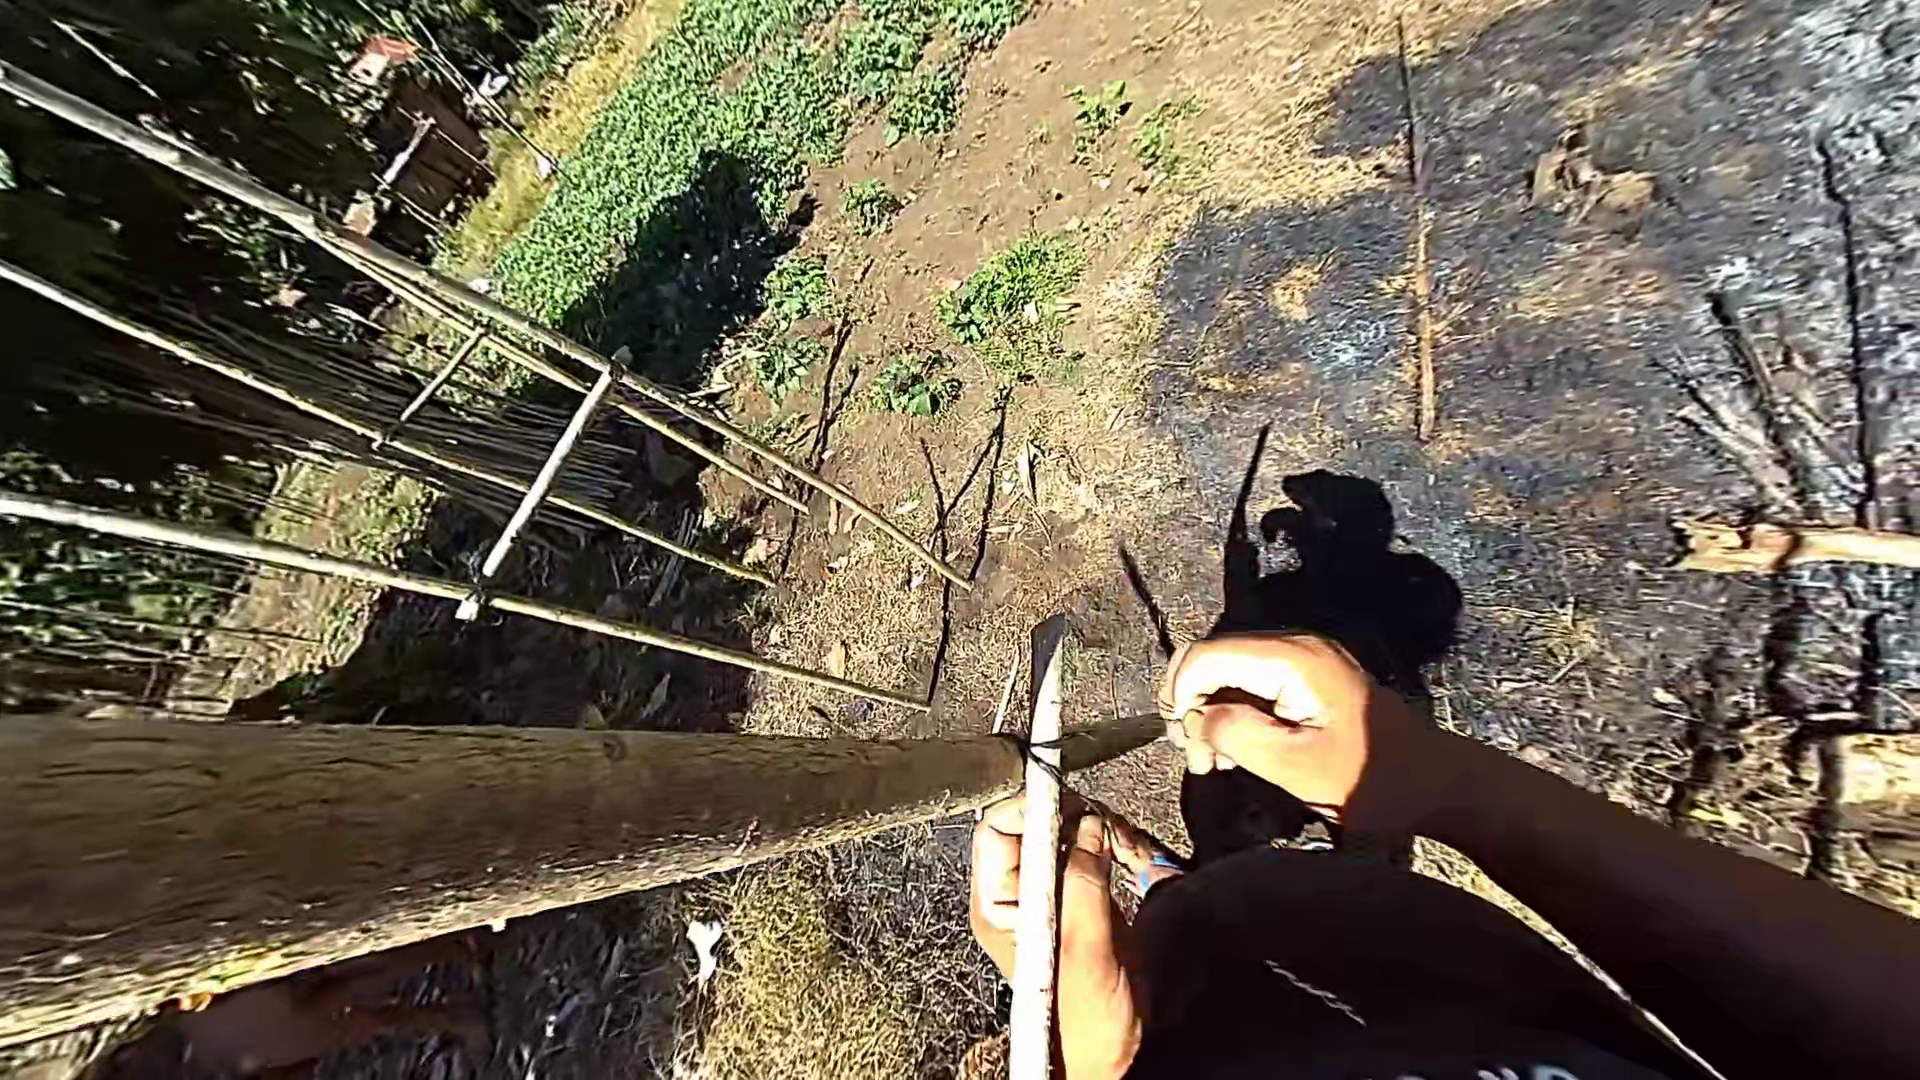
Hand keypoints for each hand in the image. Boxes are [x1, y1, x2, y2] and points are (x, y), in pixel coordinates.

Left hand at [970, 796, 1141, 1079]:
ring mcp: (1047, 886)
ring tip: (1123, 842)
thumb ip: (1083, 888)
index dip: (1026, 809)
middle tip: (1104, 823)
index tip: (1065, 802)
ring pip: (1064, 828)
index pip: (996, 832)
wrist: (1111, 1058)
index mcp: (997, 902)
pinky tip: (1127, 850)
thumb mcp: (1084, 955)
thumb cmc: (1085, 1022)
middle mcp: (1016, 887)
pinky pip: (1088, 846)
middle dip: (1070, 815)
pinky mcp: (1076, 888)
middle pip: (1031, 823)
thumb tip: (1090, 825)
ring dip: (1096, 826)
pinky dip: (1109, 840)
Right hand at [1158, 632, 1472, 834]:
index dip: (1181, 694)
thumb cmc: (1372, 780)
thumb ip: (1236, 734)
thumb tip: (1194, 718)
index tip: (1186, 742)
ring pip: (1220, 668)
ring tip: (1209, 756)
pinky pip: (1242, 679)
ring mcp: (1295, 654)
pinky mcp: (1298, 672)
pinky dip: (1226, 709)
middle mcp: (1289, 643)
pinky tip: (1230, 745)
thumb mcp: (1297, 766)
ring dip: (1204, 708)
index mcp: (1291, 658)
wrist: (1438, 784)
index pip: (1206, 656)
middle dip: (1187, 700)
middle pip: (1208, 656)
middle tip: (1191, 749)